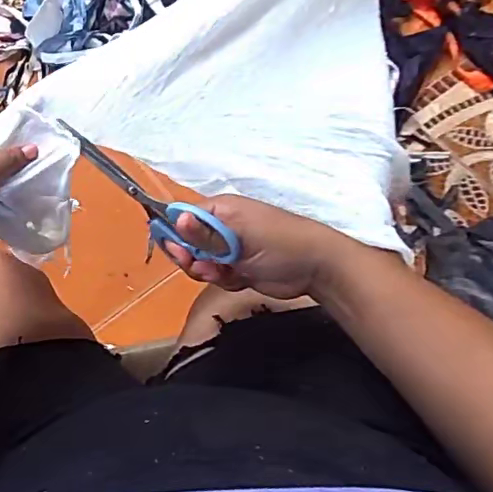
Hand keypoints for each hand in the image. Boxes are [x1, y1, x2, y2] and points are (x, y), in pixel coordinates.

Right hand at [161, 194, 372, 299]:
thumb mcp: (239, 237)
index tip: (179, 251)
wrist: (316, 267)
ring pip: (201, 263)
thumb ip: (206, 234)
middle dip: (192, 259)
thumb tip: (177, 218)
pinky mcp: (238, 268)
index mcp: (220, 210)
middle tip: (202, 268)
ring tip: (223, 274)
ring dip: (208, 272)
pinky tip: (238, 281)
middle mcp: (222, 227)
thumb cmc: (279, 243)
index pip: (183, 218)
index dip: (175, 235)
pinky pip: (217, 276)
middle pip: (188, 244)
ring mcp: (230, 249)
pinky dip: (224, 281)